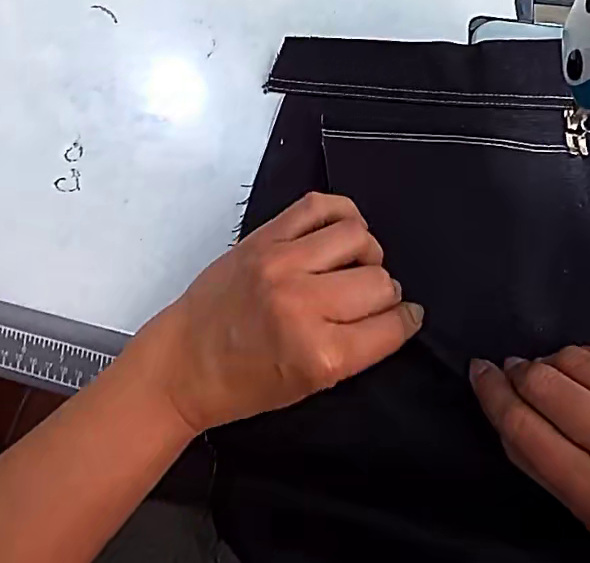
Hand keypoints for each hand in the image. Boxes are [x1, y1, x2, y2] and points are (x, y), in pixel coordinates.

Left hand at [124, 192, 423, 434]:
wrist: (182, 362)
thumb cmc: (244, 384)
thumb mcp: (309, 385)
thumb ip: (357, 349)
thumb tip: (396, 311)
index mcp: (319, 355)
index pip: (391, 326)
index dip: (406, 320)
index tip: (407, 316)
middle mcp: (304, 304)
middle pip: (380, 280)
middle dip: (385, 292)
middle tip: (370, 298)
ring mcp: (283, 263)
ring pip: (359, 236)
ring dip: (366, 253)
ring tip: (353, 264)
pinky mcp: (266, 236)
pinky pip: (322, 205)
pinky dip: (343, 214)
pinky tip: (340, 232)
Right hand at [472, 347, 589, 562]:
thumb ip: (565, 482)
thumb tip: (518, 423)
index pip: (532, 436)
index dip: (495, 399)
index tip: (479, 375)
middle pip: (552, 389)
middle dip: (519, 374)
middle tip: (508, 370)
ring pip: (585, 362)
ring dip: (555, 361)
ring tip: (546, 367)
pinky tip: (589, 364)